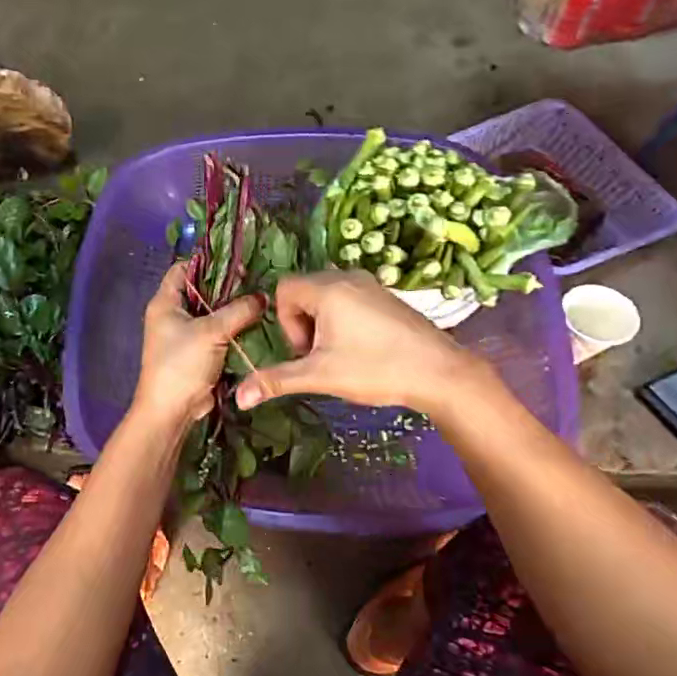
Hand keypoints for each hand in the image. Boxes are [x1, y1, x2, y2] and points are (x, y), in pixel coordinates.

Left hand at [130, 262, 265, 427]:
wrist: (172, 410)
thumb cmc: (182, 364)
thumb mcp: (211, 332)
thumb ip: (238, 311)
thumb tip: (263, 297)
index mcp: (166, 303)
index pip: (183, 269)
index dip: (208, 263)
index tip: (237, 265)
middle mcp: (173, 315)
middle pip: (202, 291)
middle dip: (228, 288)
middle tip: (256, 284)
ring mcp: (185, 335)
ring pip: (212, 314)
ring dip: (233, 311)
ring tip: (261, 303)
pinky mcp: (198, 353)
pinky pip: (218, 334)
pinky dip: (234, 330)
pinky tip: (255, 325)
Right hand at [233, 271, 484, 415]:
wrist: (438, 371)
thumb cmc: (375, 369)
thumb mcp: (321, 376)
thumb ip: (277, 381)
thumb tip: (238, 398)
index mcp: (328, 288)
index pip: (284, 289)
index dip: (285, 322)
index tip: (304, 351)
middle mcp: (348, 277)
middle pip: (305, 292)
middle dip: (303, 325)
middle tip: (320, 356)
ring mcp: (371, 285)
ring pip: (328, 297)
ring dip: (323, 325)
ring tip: (340, 356)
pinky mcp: (387, 297)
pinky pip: (350, 300)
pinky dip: (344, 321)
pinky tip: (362, 350)